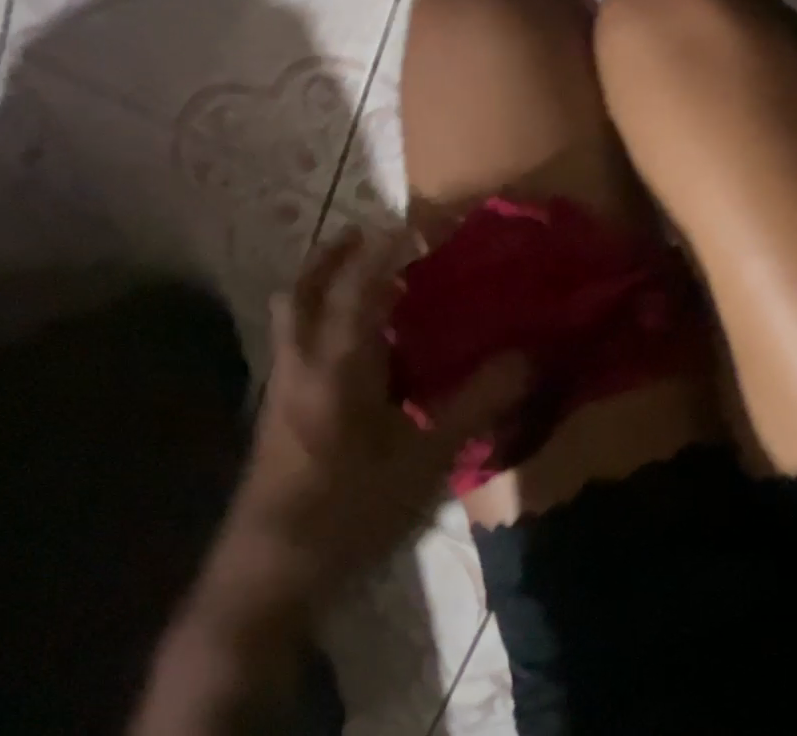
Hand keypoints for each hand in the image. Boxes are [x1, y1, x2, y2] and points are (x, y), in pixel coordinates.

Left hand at [230, 229, 524, 594]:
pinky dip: (325, 320)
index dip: (388, 248)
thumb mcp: (426, 460)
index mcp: (337, 367)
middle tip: (379, 232)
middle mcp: (302, 367)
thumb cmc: (349, 510)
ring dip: (323, 283)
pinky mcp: (281, 418)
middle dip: (338, 254)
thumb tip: (530, 354)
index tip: (423, 219)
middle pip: (303, 291)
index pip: (358, 287)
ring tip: (369, 274)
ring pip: (293, 318)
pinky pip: (301, 345)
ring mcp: (284, 393)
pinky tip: (364, 344)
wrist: (266, 577)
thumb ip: (477, 403)